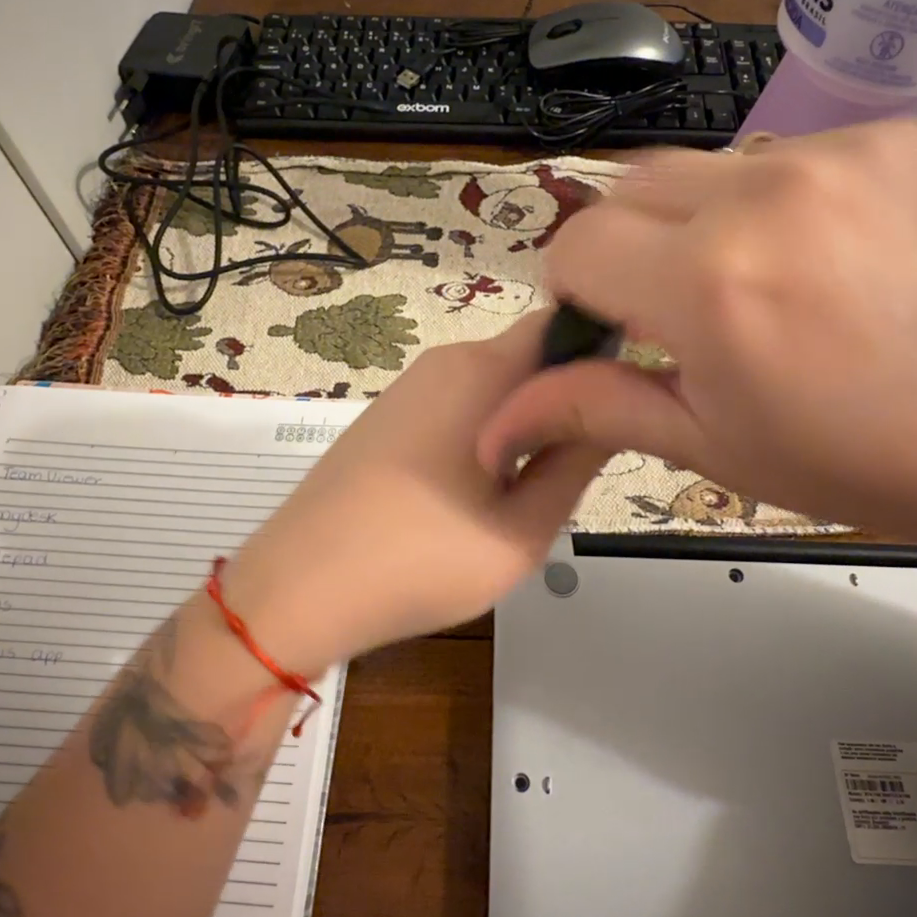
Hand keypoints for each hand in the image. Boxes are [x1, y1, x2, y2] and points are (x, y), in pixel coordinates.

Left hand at [223, 314, 609, 673]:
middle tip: (572, 472)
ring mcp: (409, 388)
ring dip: (523, 426)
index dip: (603, 359)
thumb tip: (610, 415)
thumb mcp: (522, 530)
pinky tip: (471, 497)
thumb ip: (576, 463)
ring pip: (495, 387)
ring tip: (520, 494)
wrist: (295, 590)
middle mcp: (444, 362)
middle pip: (530, 358)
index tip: (621, 412)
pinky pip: (458, 407)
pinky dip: (483, 437)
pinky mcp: (387, 416)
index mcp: (482, 372)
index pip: (565, 326)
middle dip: (564, 403)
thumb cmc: (417, 562)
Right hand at [476, 123, 916, 549]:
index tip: (609, 328)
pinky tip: (829, 258)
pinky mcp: (896, 136)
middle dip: (628, 247)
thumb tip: (502, 418)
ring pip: (707, 166)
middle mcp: (761, 195)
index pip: (577, 246)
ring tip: (762, 285)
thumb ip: (598, 408)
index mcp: (707, 286)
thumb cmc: (871, 462)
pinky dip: (777, 202)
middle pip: (630, 188)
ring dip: (701, 220)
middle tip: (678, 311)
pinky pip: (789, 154)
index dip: (577, 292)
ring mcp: (836, 153)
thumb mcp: (716, 447)